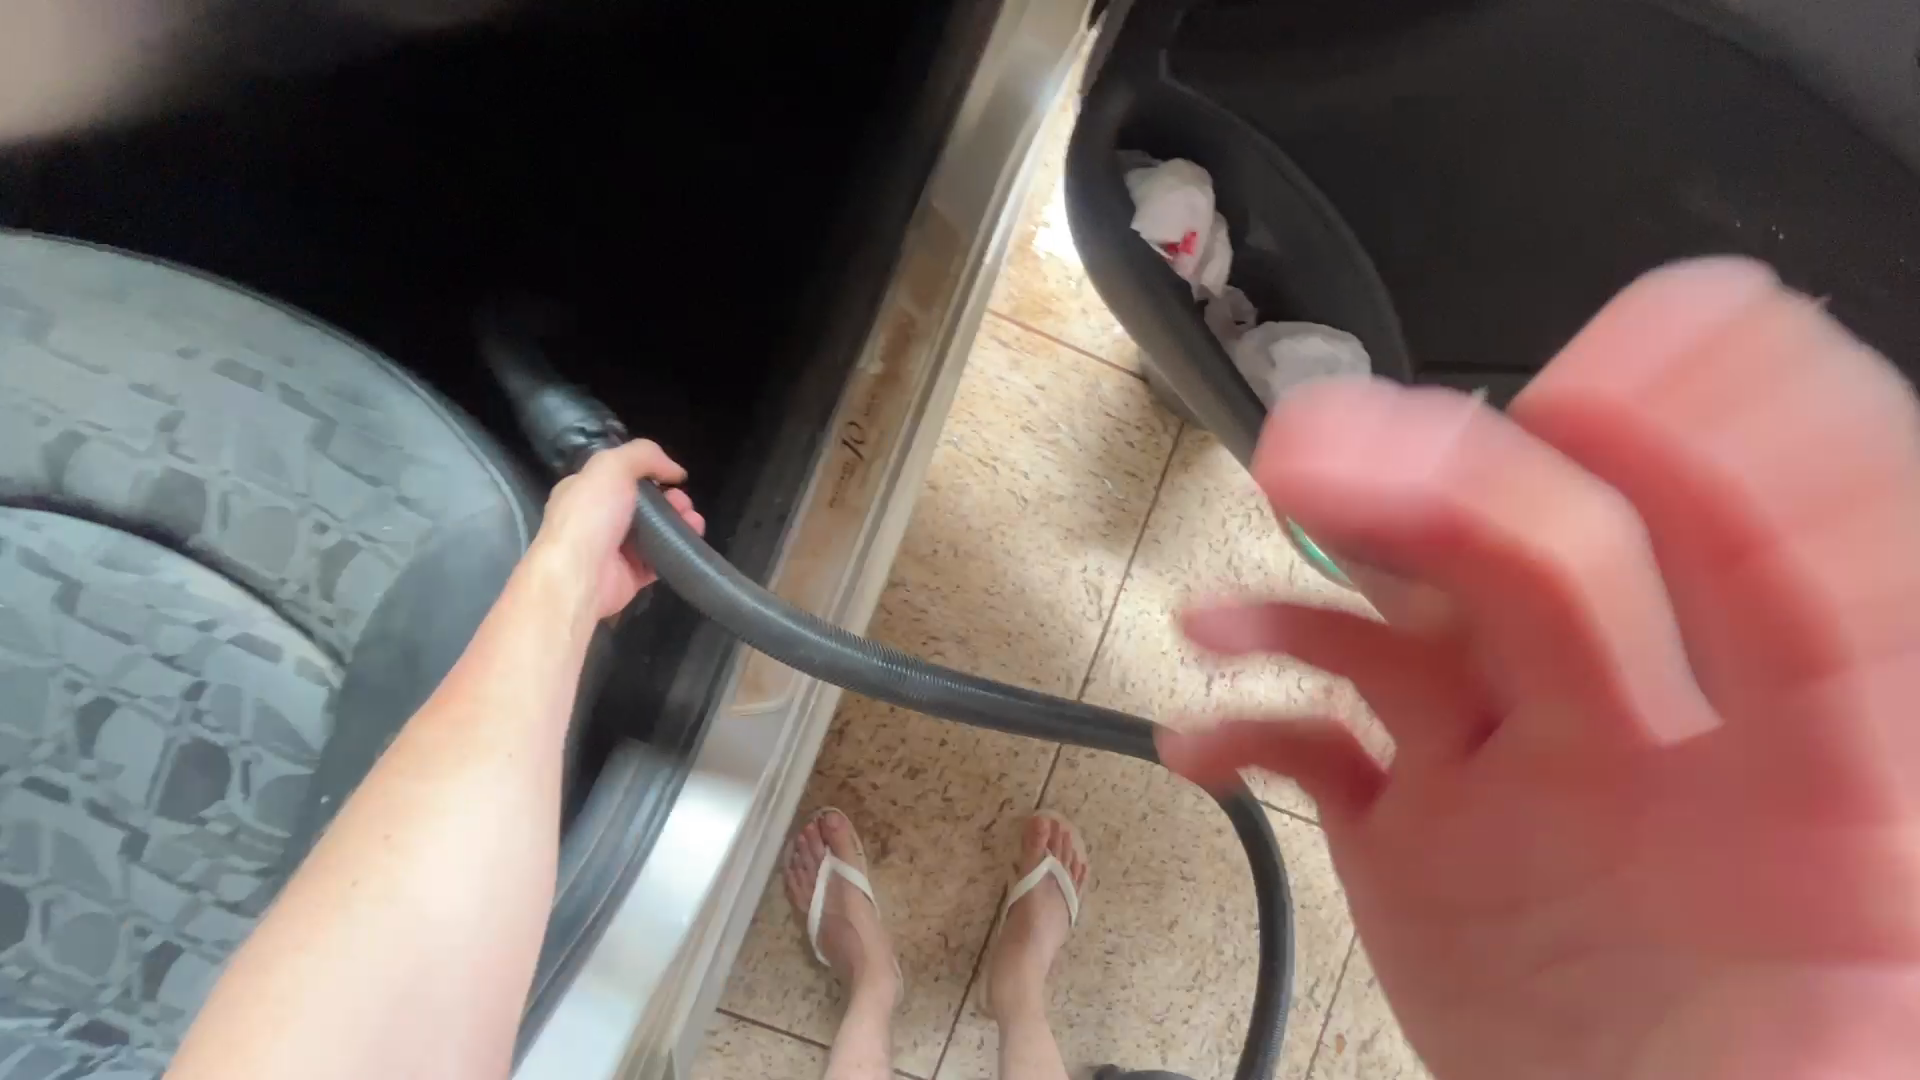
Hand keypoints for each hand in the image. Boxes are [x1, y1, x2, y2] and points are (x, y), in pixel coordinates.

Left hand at [529, 439, 704, 620]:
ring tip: (694, 523)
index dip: (650, 473)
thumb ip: (644, 455)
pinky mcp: (631, 574)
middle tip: (684, 504)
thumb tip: (675, 470)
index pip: (621, 476)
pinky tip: (689, 542)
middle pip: (644, 504)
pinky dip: (677, 550)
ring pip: (656, 531)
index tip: (673, 478)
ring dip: (680, 523)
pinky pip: (660, 559)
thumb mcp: (612, 466)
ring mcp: (615, 549)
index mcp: (585, 490)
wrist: (581, 575)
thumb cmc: (591, 515)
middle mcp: (598, 519)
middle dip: (671, 499)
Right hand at [1159, 259, 1919, 1078]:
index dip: (1728, 446)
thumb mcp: (1868, 1014)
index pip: (1787, 574)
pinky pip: (1314, 746)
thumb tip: (1716, 618)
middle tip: (1317, 451)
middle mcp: (1633, 739)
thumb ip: (1867, 798)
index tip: (1635, 354)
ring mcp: (1503, 773)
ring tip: (1223, 619)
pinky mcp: (1410, 821)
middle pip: (1533, 566)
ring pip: (1395, 638)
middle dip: (1432, 488)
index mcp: (1806, 781)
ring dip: (1302, 613)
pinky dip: (1251, 732)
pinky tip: (1204, 746)